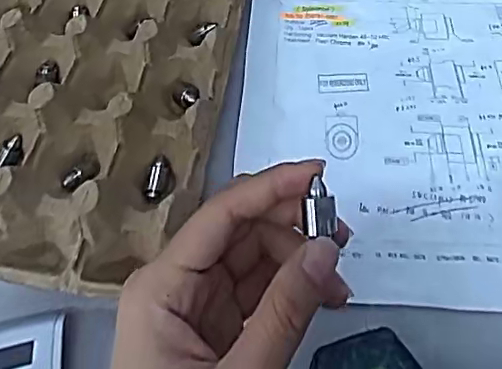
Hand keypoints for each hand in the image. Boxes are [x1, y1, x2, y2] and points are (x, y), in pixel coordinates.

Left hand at [111, 160, 352, 368]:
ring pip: (255, 255)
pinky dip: (292, 285)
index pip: (224, 211)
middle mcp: (177, 283)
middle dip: (294, 225)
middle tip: (338, 233)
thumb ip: (284, 310)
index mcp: (163, 284)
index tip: (317, 173)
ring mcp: (195, 304)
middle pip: (243, 229)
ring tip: (336, 275)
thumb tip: (324, 248)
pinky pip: (258, 287)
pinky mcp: (214, 327)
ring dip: (299, 256)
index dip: (273, 185)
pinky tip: (320, 293)